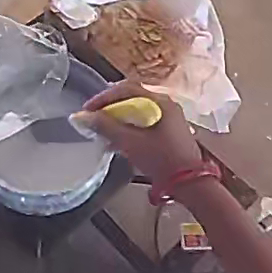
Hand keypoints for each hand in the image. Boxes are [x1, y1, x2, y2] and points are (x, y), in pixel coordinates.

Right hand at [80, 82, 199, 180]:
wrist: (190, 183)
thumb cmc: (161, 159)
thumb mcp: (129, 142)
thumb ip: (105, 126)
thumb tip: (81, 116)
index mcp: (160, 101)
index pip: (126, 89)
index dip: (103, 97)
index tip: (87, 110)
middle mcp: (166, 104)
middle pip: (132, 98)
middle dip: (110, 108)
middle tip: (93, 119)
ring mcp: (170, 118)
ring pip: (138, 111)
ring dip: (118, 119)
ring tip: (102, 132)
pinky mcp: (170, 131)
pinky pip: (145, 122)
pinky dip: (129, 127)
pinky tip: (118, 141)